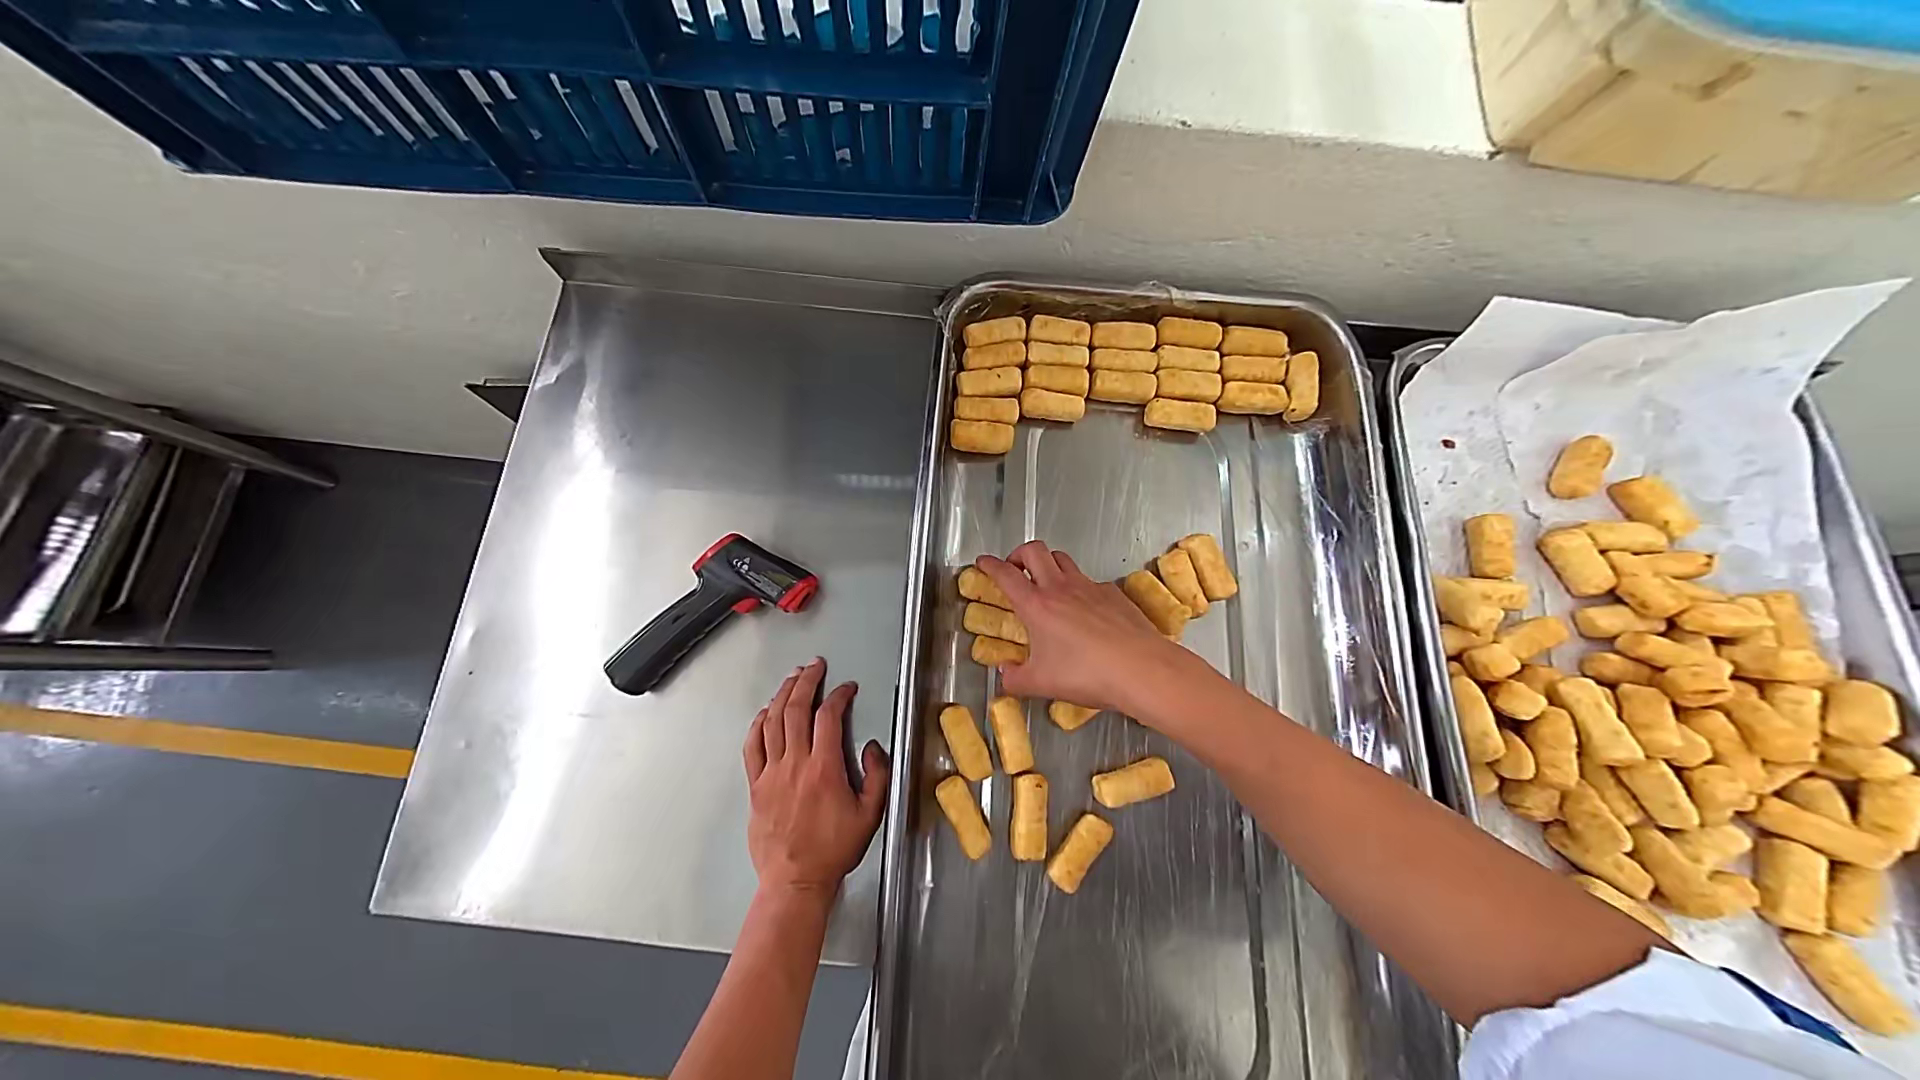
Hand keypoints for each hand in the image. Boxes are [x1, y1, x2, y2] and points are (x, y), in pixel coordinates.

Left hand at [743, 658, 889, 896]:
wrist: (795, 880)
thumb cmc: (833, 850)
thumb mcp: (870, 815)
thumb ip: (877, 776)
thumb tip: (871, 748)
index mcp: (824, 769)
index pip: (829, 717)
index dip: (839, 695)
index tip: (846, 688)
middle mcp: (795, 765)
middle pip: (796, 709)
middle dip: (807, 681)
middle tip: (815, 666)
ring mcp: (772, 774)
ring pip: (773, 721)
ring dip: (783, 694)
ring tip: (792, 678)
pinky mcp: (756, 786)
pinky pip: (752, 746)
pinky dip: (758, 724)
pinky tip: (765, 712)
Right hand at [974, 541, 1201, 718]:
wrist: (1141, 669)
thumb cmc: (1088, 674)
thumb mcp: (1041, 684)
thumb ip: (1015, 679)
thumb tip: (1006, 676)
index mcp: (1036, 605)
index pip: (1005, 574)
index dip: (990, 565)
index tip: (983, 562)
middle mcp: (1061, 588)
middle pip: (1034, 550)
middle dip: (1018, 553)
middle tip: (1014, 568)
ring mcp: (1089, 587)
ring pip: (1062, 559)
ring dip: (1048, 563)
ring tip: (1045, 582)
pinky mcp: (1113, 593)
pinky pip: (1089, 580)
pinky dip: (1078, 586)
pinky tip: (1083, 608)